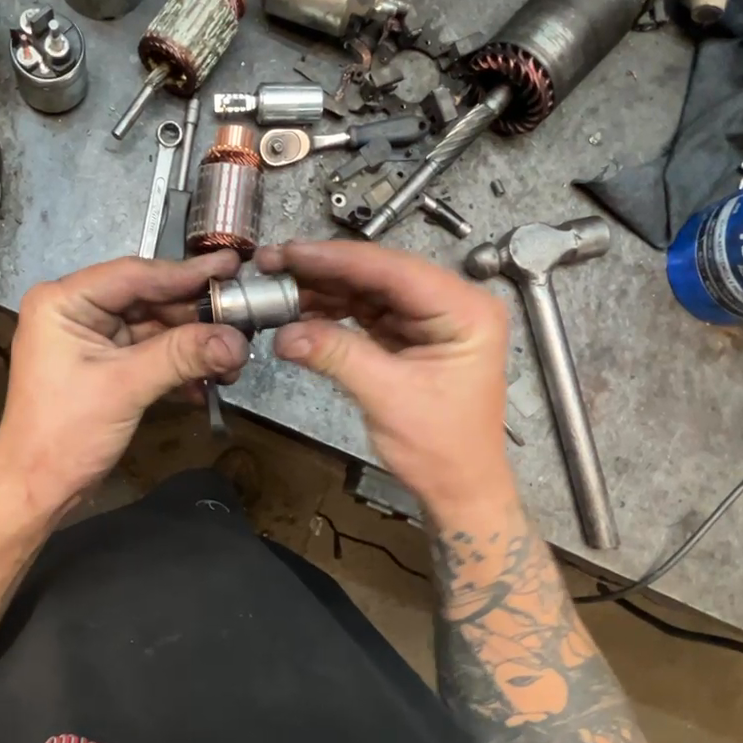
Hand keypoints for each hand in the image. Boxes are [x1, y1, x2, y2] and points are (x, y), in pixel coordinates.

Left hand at [0, 252, 249, 514]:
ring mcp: (91, 341)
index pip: (134, 275)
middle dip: (195, 316)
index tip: (230, 267)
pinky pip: (149, 355)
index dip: (185, 273)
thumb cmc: (64, 434)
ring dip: (193, 345)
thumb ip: (182, 356)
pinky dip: (178, 367)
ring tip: (233, 358)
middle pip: (148, 300)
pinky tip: (209, 381)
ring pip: (154, 329)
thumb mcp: (125, 387)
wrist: (38, 488)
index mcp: (63, 302)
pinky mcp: (105, 368)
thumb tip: (237, 341)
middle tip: (242, 319)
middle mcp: (75, 312)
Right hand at [256, 241, 512, 517]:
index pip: (395, 271)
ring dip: (324, 289)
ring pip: (369, 291)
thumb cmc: (442, 449)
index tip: (293, 253)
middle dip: (326, 271)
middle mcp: (452, 305)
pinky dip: (333, 312)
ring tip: (280, 287)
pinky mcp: (410, 337)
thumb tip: (286, 333)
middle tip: (276, 264)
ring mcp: (430, 321)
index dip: (339, 260)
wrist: (458, 488)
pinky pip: (366, 314)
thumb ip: (337, 356)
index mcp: (466, 310)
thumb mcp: (387, 397)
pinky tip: (301, 310)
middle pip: (380, 275)